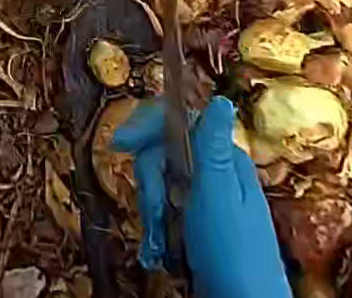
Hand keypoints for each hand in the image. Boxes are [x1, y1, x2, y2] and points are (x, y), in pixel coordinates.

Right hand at [112, 97, 291, 297]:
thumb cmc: (232, 252)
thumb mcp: (218, 195)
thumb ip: (212, 146)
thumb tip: (220, 98)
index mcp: (223, 159)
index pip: (180, 122)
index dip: (148, 127)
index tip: (119, 142)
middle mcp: (215, 174)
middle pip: (165, 155)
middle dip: (151, 181)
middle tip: (154, 213)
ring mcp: (205, 203)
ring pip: (162, 186)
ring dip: (152, 212)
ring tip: (160, 242)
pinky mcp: (196, 230)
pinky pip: (166, 215)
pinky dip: (157, 231)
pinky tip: (159, 251)